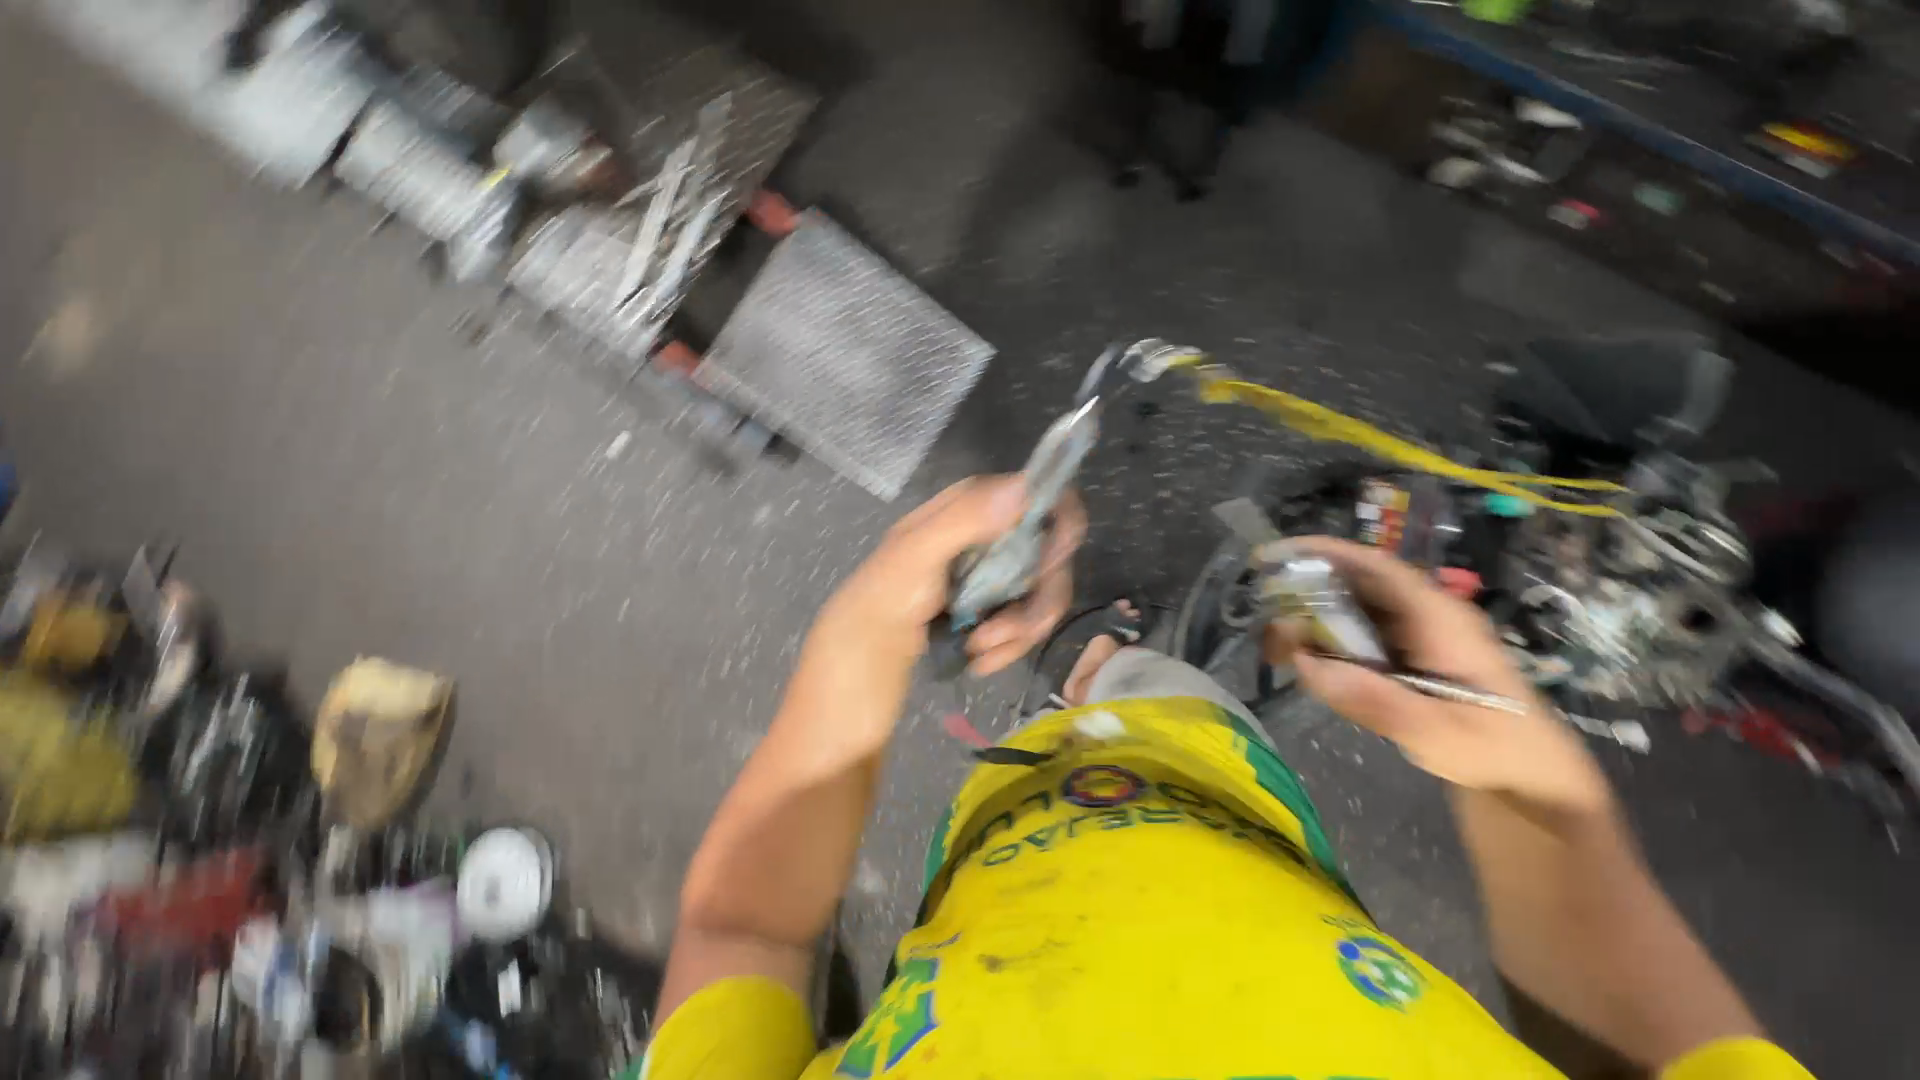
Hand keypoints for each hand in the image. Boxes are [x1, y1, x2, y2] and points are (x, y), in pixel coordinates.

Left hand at [823, 475, 1083, 675]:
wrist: (846, 692)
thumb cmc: (871, 618)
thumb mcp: (911, 562)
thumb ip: (963, 521)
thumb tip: (1022, 486)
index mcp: (954, 514)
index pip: (1024, 493)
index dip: (1052, 520)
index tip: (1051, 560)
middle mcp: (972, 542)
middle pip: (1042, 550)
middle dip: (1038, 592)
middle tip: (1016, 626)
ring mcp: (978, 583)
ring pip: (1037, 592)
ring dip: (1022, 626)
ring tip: (983, 650)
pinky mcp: (980, 620)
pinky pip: (1021, 625)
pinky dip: (1009, 647)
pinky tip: (980, 663)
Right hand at [1263, 537, 1610, 815]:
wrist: (1531, 781)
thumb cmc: (1495, 751)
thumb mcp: (1438, 733)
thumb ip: (1376, 700)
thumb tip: (1306, 664)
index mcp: (1440, 619)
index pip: (1379, 568)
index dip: (1329, 553)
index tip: (1280, 555)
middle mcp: (1425, 617)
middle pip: (1358, 586)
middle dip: (1306, 592)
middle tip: (1263, 617)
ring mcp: (1414, 638)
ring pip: (1352, 611)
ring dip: (1310, 621)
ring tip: (1273, 648)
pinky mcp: (1405, 659)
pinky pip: (1357, 637)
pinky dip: (1324, 644)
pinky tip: (1302, 664)